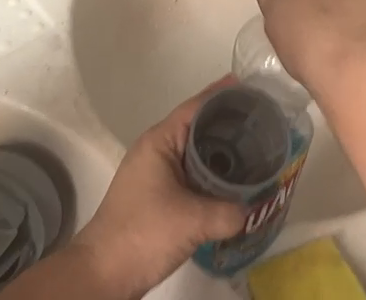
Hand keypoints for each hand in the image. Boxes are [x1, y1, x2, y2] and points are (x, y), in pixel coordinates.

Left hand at [70, 84, 246, 298]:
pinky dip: (212, 174)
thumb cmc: (143, 234)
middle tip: (263, 123)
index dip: (224, 95)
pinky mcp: (157, 196)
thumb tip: (252, 210)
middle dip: (229, 124)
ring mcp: (155, 174)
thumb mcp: (193, 221)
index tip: (254, 90)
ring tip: (255, 151)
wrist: (102, 275)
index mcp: (160, 141)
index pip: (196, 107)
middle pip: (198, 126)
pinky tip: (233, 184)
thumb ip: (229, 212)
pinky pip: (192, 174)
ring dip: (222, 152)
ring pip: (195, 152)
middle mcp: (157, 150)